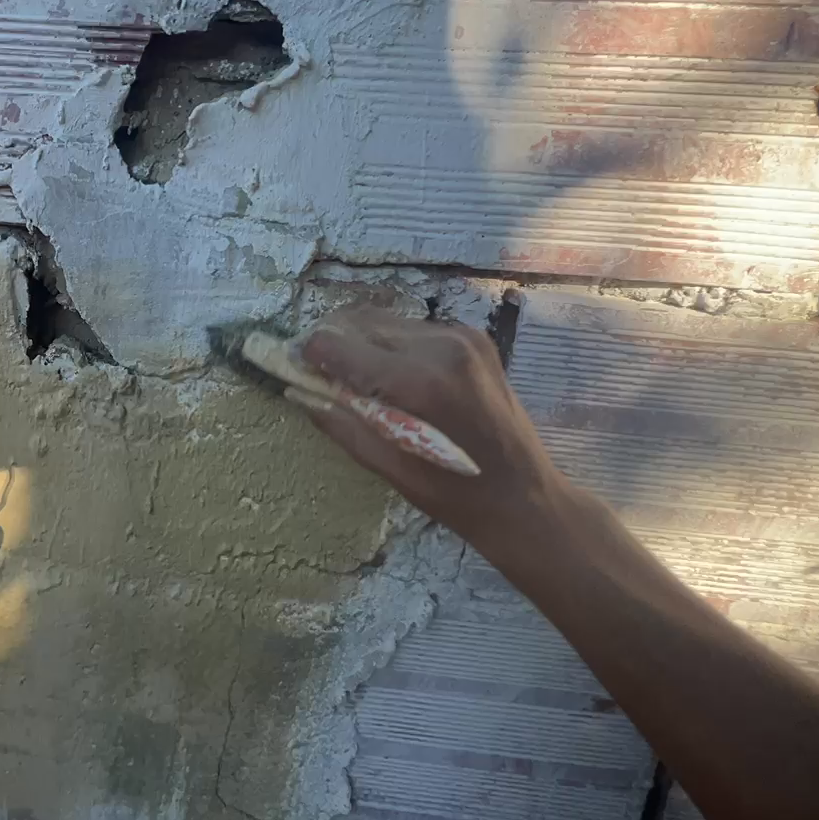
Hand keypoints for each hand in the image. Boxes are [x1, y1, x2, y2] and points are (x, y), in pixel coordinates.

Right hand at [296, 308, 591, 556]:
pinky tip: (390, 374)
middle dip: (331, 343)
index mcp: (419, 381)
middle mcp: (441, 345)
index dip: (308, 353)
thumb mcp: (386, 466)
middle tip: (315, 371)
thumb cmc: (454, 494)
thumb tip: (295, 390)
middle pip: (359, 323)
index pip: (338, 344)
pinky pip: (411, 329)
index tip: (291, 365)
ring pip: (384, 322)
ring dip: (360, 342)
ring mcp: (462, 336)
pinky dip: (389, 344)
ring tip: (353, 375)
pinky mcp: (473, 338)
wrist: (527, 497)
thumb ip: (338, 421)